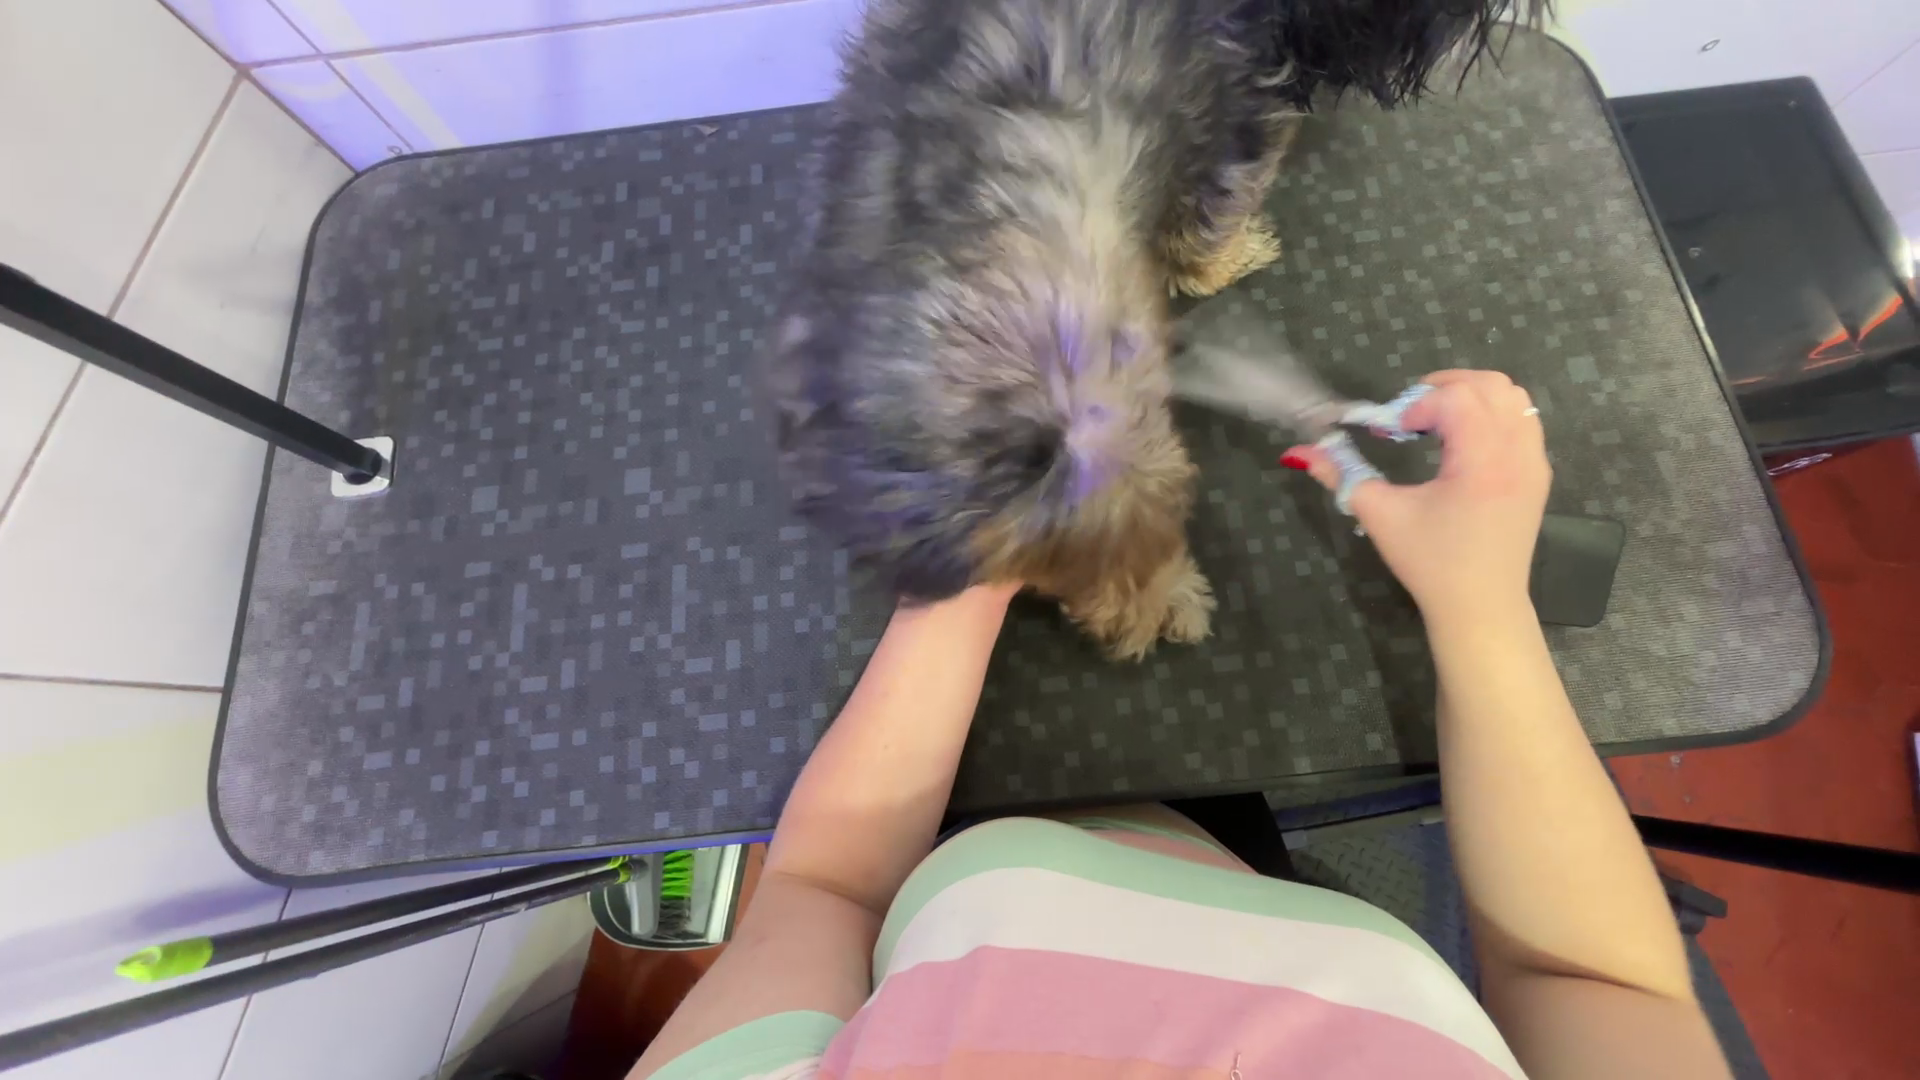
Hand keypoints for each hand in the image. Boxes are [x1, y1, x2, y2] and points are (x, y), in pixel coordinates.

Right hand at [1285, 370, 1549, 623]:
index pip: (1456, 398)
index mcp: (1482, 461)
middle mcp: (1518, 452)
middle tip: (1406, 415)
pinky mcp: (1537, 473)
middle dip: (1442, 388)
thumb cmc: (1428, 560)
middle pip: (1490, 384)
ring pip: (1512, 398)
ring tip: (1432, 423)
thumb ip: (1339, 474)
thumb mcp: (1378, 514)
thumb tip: (1299, 452)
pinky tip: (1456, 444)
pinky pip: (1521, 421)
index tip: (1387, 432)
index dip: (1415, 403)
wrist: (1479, 603)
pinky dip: (1489, 415)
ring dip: (1469, 397)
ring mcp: (1534, 462)